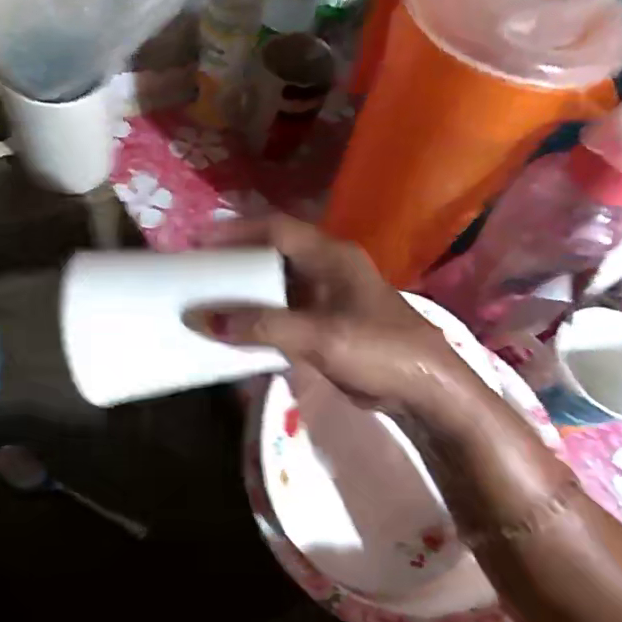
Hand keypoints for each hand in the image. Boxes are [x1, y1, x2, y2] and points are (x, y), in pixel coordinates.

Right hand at [184, 216, 482, 414]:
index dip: (236, 233)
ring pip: (278, 290)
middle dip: (235, 266)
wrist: (423, 391)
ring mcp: (329, 302)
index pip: (277, 230)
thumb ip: (262, 327)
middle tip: (198, 276)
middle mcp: (329, 272)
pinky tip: (237, 336)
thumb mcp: (319, 336)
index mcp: (332, 258)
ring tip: (208, 305)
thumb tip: (202, 319)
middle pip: (274, 258)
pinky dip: (261, 324)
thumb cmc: (378, 350)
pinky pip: (285, 318)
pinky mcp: (328, 329)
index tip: (199, 243)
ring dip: (246, 298)